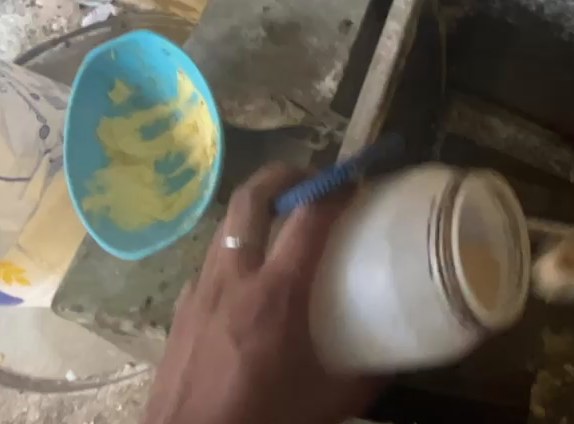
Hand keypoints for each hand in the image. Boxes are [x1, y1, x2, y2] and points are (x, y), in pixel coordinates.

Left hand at [143, 166, 378, 423]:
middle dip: (285, 174)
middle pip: (254, 197)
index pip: (309, 214)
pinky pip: (212, 262)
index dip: (335, 188)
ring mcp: (201, 291)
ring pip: (228, 225)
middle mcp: (235, 278)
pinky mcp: (180, 311)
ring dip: (258, 212)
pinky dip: (235, 254)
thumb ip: (362, 376)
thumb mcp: (324, 405)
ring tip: (282, 223)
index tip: (354, 184)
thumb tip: (392, 360)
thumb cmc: (259, 421)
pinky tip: (249, 282)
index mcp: (276, 293)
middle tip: (312, 180)